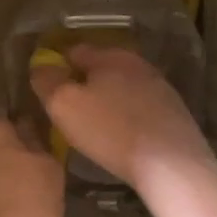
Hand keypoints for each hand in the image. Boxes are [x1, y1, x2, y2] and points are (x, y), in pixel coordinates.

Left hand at [0, 120, 66, 216]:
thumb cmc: (25, 202)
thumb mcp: (50, 170)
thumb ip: (41, 149)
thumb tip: (29, 140)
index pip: (13, 126)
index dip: (34, 145)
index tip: (49, 164)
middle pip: (1, 159)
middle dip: (25, 177)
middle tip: (49, 197)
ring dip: (17, 201)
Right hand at [31, 45, 215, 189]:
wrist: (172, 166)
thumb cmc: (110, 130)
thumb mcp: (64, 105)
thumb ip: (47, 81)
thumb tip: (41, 67)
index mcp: (110, 55)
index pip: (74, 51)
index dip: (57, 67)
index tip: (49, 91)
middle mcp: (138, 64)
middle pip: (101, 68)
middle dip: (84, 84)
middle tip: (70, 111)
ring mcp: (161, 88)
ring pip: (122, 88)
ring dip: (107, 101)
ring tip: (95, 127)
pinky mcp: (175, 114)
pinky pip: (140, 108)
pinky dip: (127, 117)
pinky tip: (122, 138)